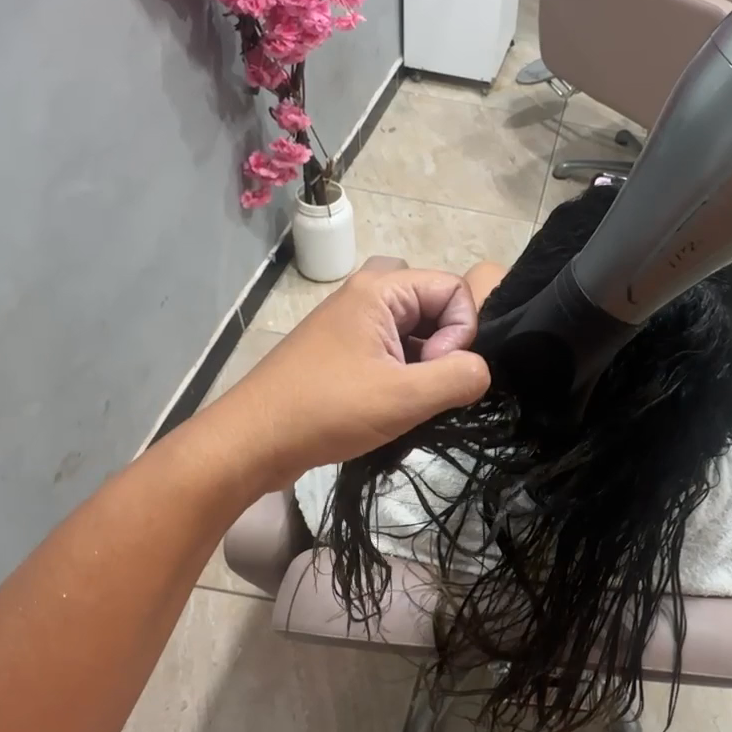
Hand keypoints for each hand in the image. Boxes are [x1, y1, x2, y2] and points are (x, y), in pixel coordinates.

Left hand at [207, 257, 490, 492]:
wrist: (250, 442)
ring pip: (415, 327)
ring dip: (425, 359)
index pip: (455, 289)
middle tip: (427, 383)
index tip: (440, 373)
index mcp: (380, 289)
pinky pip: (392, 345)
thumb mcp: (405, 397)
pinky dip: (404, 369)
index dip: (461, 332)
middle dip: (446, 343)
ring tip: (410, 397)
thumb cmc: (326, 411)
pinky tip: (392, 403)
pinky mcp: (342, 349)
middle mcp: (366, 294)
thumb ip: (460, 377)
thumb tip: (481, 370)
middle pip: (435, 303)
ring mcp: (351, 321)